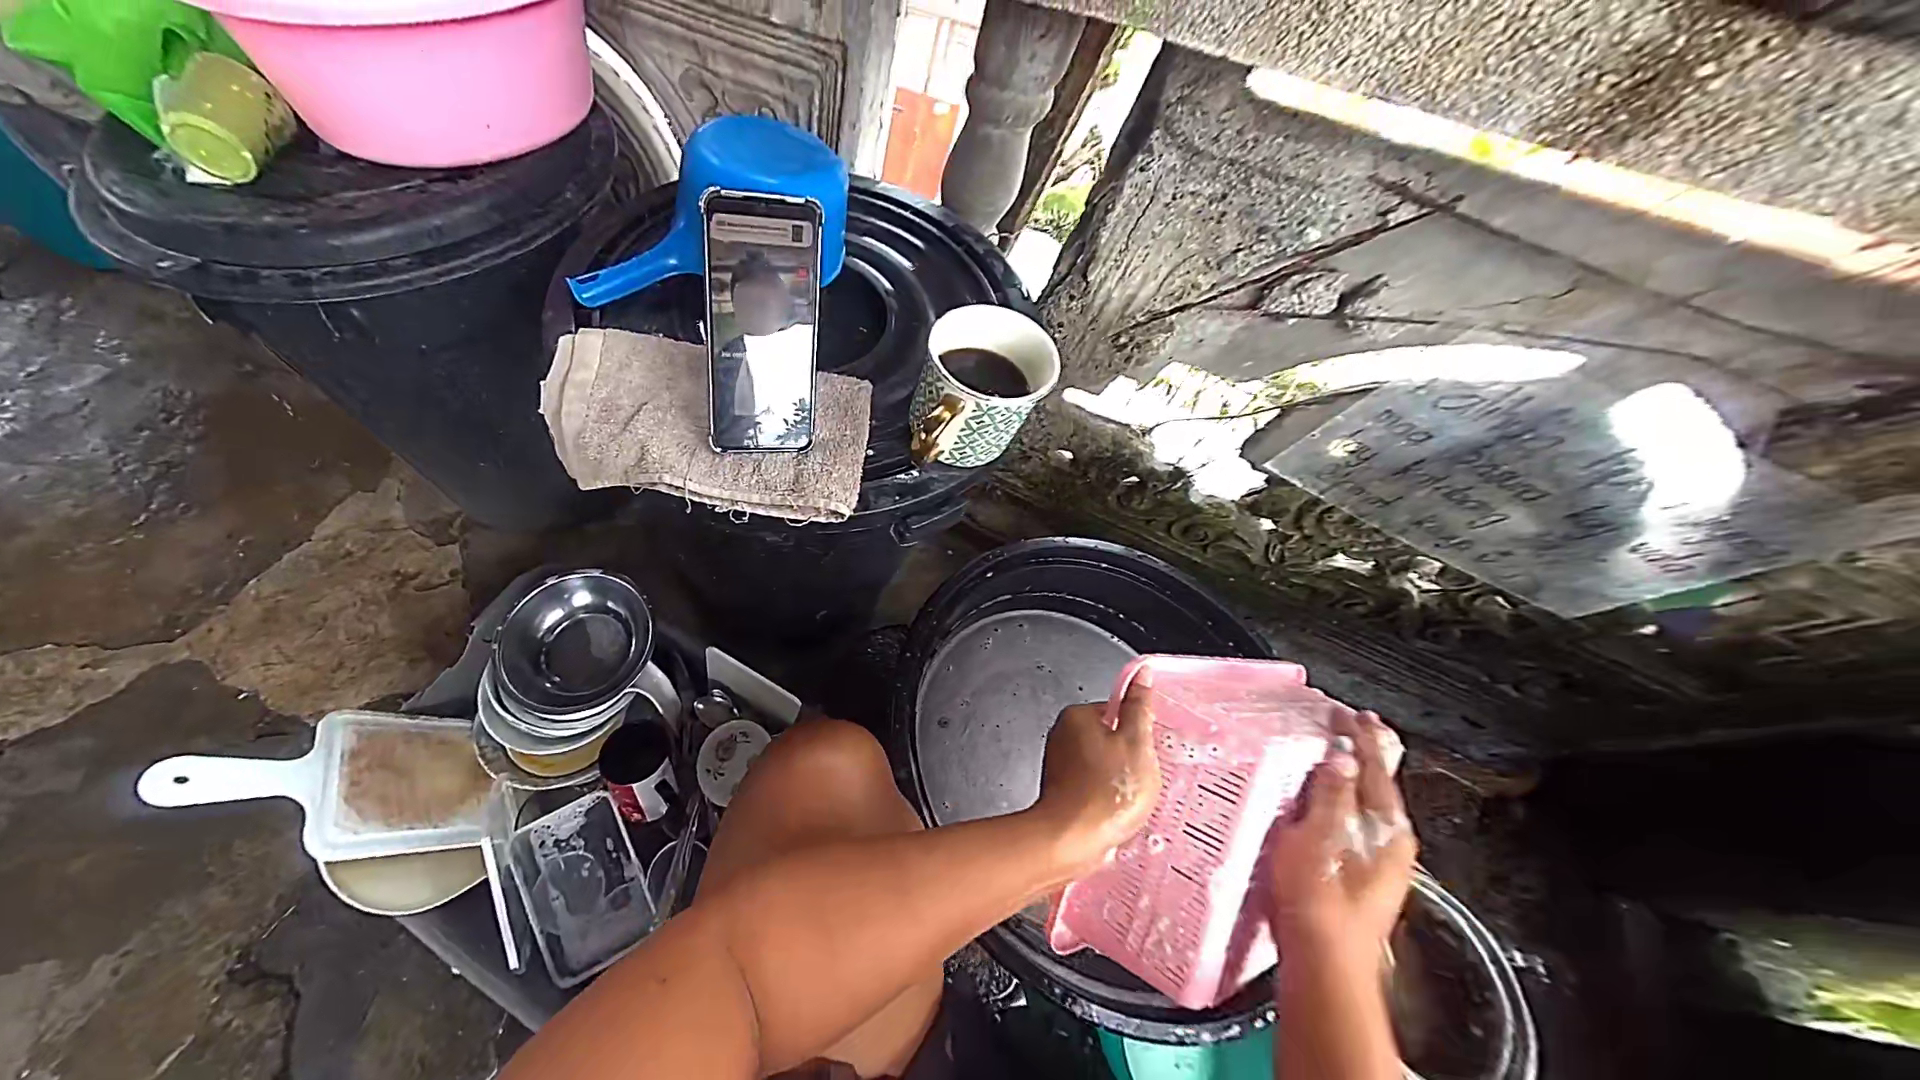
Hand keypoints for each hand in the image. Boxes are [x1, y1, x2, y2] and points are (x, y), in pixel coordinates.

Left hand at [1031, 681, 1161, 878]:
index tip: (1145, 750)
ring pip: (1103, 766)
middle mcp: (1062, 735)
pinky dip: (1106, 798)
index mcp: (1077, 715)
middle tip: (1138, 777)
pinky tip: (1114, 812)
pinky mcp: (1061, 791)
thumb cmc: (1104, 794)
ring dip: (1118, 781)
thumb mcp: (1136, 743)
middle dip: (1129, 759)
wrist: (1070, 841)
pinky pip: (1093, 788)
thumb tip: (1143, 674)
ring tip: (1126, 798)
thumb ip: (1139, 707)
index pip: (1117, 710)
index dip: (1137, 732)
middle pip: (1110, 738)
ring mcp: (1060, 764)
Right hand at [1267, 709, 1415, 971]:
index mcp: (1385, 827)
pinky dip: (1342, 798)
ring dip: (1351, 775)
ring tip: (1334, 754)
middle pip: (1378, 783)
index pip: (1375, 766)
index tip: (1350, 712)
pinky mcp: (1359, 872)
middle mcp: (1391, 841)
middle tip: (1345, 725)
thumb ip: (1331, 794)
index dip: (1361, 736)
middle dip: (1362, 752)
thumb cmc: (1319, 900)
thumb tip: (1341, 755)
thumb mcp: (1318, 838)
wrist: (1324, 961)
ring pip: (1367, 802)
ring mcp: (1378, 859)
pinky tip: (1325, 799)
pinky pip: (1354, 819)